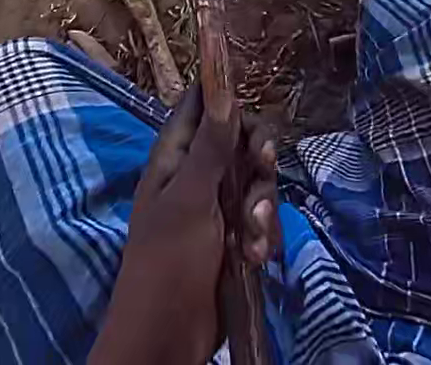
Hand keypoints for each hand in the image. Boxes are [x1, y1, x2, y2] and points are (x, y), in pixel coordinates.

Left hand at [89, 86, 280, 364]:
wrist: (167, 337)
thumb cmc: (169, 260)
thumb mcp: (191, 199)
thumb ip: (210, 147)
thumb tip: (225, 93)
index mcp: (175, 153)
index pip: (200, 104)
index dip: (227, 99)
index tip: (253, 111)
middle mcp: (196, 171)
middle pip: (239, 140)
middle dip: (257, 160)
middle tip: (263, 173)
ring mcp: (216, 204)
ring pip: (255, 181)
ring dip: (262, 207)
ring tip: (253, 239)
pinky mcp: (234, 235)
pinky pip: (261, 218)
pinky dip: (264, 235)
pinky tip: (255, 258)